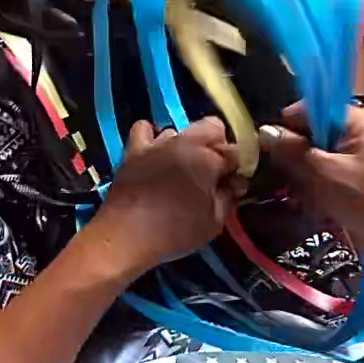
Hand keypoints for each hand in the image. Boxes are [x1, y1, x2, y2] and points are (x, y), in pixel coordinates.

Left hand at [93, 117, 239, 271]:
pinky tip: (154, 154)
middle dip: (217, 145)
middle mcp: (185, 142)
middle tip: (212, 172)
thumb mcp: (214, 223)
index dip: (238, 168)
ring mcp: (157, 143)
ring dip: (185, 145)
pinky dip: (151, 138)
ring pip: (179, 131)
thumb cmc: (174, 232)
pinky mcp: (134, 150)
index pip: (237, 152)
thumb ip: (228, 198)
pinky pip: (144, 129)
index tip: (233, 184)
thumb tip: (232, 184)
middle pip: (212, 127)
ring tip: (181, 169)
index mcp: (210, 159)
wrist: (125, 235)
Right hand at [259, 106, 363, 262]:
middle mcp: (361, 132)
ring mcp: (361, 155)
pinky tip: (312, 201)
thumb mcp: (326, 173)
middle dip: (296, 153)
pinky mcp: (359, 178)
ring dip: (305, 174)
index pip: (313, 107)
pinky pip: (328, 173)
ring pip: (318, 155)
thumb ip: (293, 151)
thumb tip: (264, 131)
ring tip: (299, 191)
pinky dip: (317, 185)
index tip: (270, 147)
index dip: (289, 124)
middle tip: (283, 174)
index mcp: (359, 120)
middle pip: (314, 132)